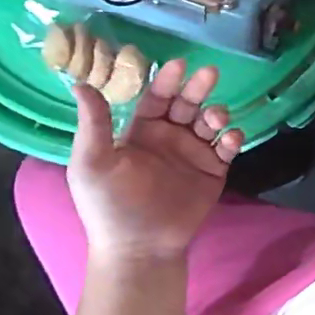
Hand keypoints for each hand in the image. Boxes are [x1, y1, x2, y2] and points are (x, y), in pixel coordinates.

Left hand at [67, 58, 245, 265]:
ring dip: (216, 112)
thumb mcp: (92, 163)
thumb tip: (80, 83)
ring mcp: (193, 154)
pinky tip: (231, 137)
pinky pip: (226, 149)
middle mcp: (169, 137)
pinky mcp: (213, 173)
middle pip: (187, 103)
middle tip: (210, 73)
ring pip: (209, 122)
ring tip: (216, 116)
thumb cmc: (110, 205)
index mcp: (141, 131)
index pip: (156, 97)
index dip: (167, 81)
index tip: (179, 64)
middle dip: (198, 87)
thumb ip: (93, 124)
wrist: (138, 249)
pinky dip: (233, 139)